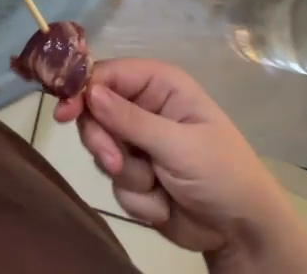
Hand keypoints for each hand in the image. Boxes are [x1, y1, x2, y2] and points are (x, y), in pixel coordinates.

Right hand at [55, 60, 306, 269]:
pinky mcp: (137, 176)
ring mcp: (139, 142)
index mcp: (159, 84)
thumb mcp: (178, 144)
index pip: (106, 75)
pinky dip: (138, 198)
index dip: (82, 91)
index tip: (63, 114)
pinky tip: (164, 203)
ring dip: (127, 174)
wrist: (243, 232)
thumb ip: (131, 120)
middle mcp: (144, 106)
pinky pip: (115, 183)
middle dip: (104, 142)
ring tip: (156, 186)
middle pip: (95, 112)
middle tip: (116, 162)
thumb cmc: (221, 173)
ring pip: (102, 150)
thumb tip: (89, 91)